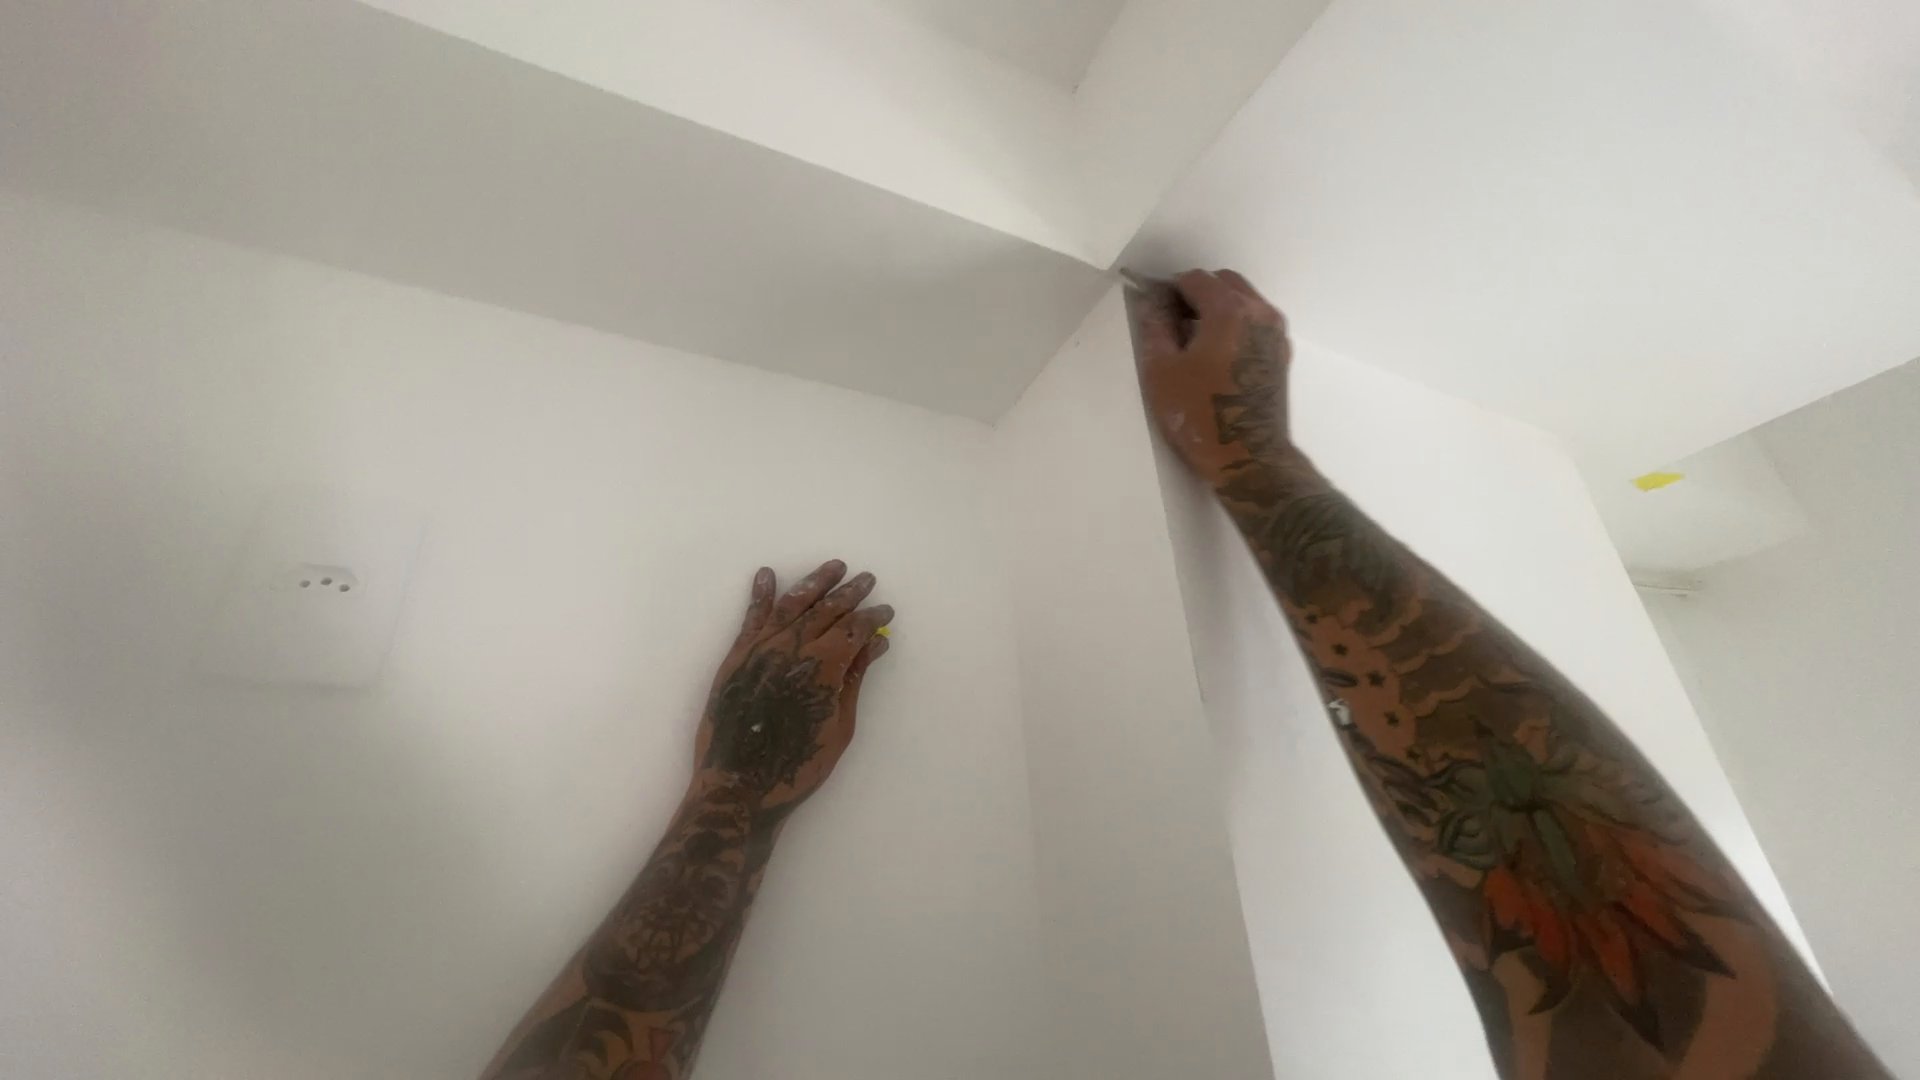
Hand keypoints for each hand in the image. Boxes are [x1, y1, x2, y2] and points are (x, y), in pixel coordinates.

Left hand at [692, 560, 892, 809]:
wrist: (739, 785)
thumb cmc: (799, 765)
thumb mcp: (840, 725)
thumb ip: (854, 679)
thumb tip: (875, 644)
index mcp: (823, 667)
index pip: (854, 629)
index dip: (873, 618)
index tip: (886, 611)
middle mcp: (793, 648)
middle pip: (827, 610)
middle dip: (851, 593)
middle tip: (867, 579)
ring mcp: (762, 649)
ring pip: (792, 604)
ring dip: (815, 583)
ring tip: (833, 567)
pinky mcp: (737, 656)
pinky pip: (751, 617)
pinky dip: (760, 594)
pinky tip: (767, 576)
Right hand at [1126, 269, 1293, 487]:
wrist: (1247, 456)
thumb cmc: (1198, 414)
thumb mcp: (1161, 371)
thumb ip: (1155, 328)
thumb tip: (1153, 303)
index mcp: (1229, 310)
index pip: (1195, 279)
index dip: (1170, 290)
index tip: (1154, 310)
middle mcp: (1259, 312)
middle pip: (1224, 283)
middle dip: (1196, 295)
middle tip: (1172, 324)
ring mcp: (1275, 333)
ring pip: (1243, 301)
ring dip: (1217, 309)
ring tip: (1193, 343)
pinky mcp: (1281, 354)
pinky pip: (1255, 323)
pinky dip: (1235, 326)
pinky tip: (1216, 356)